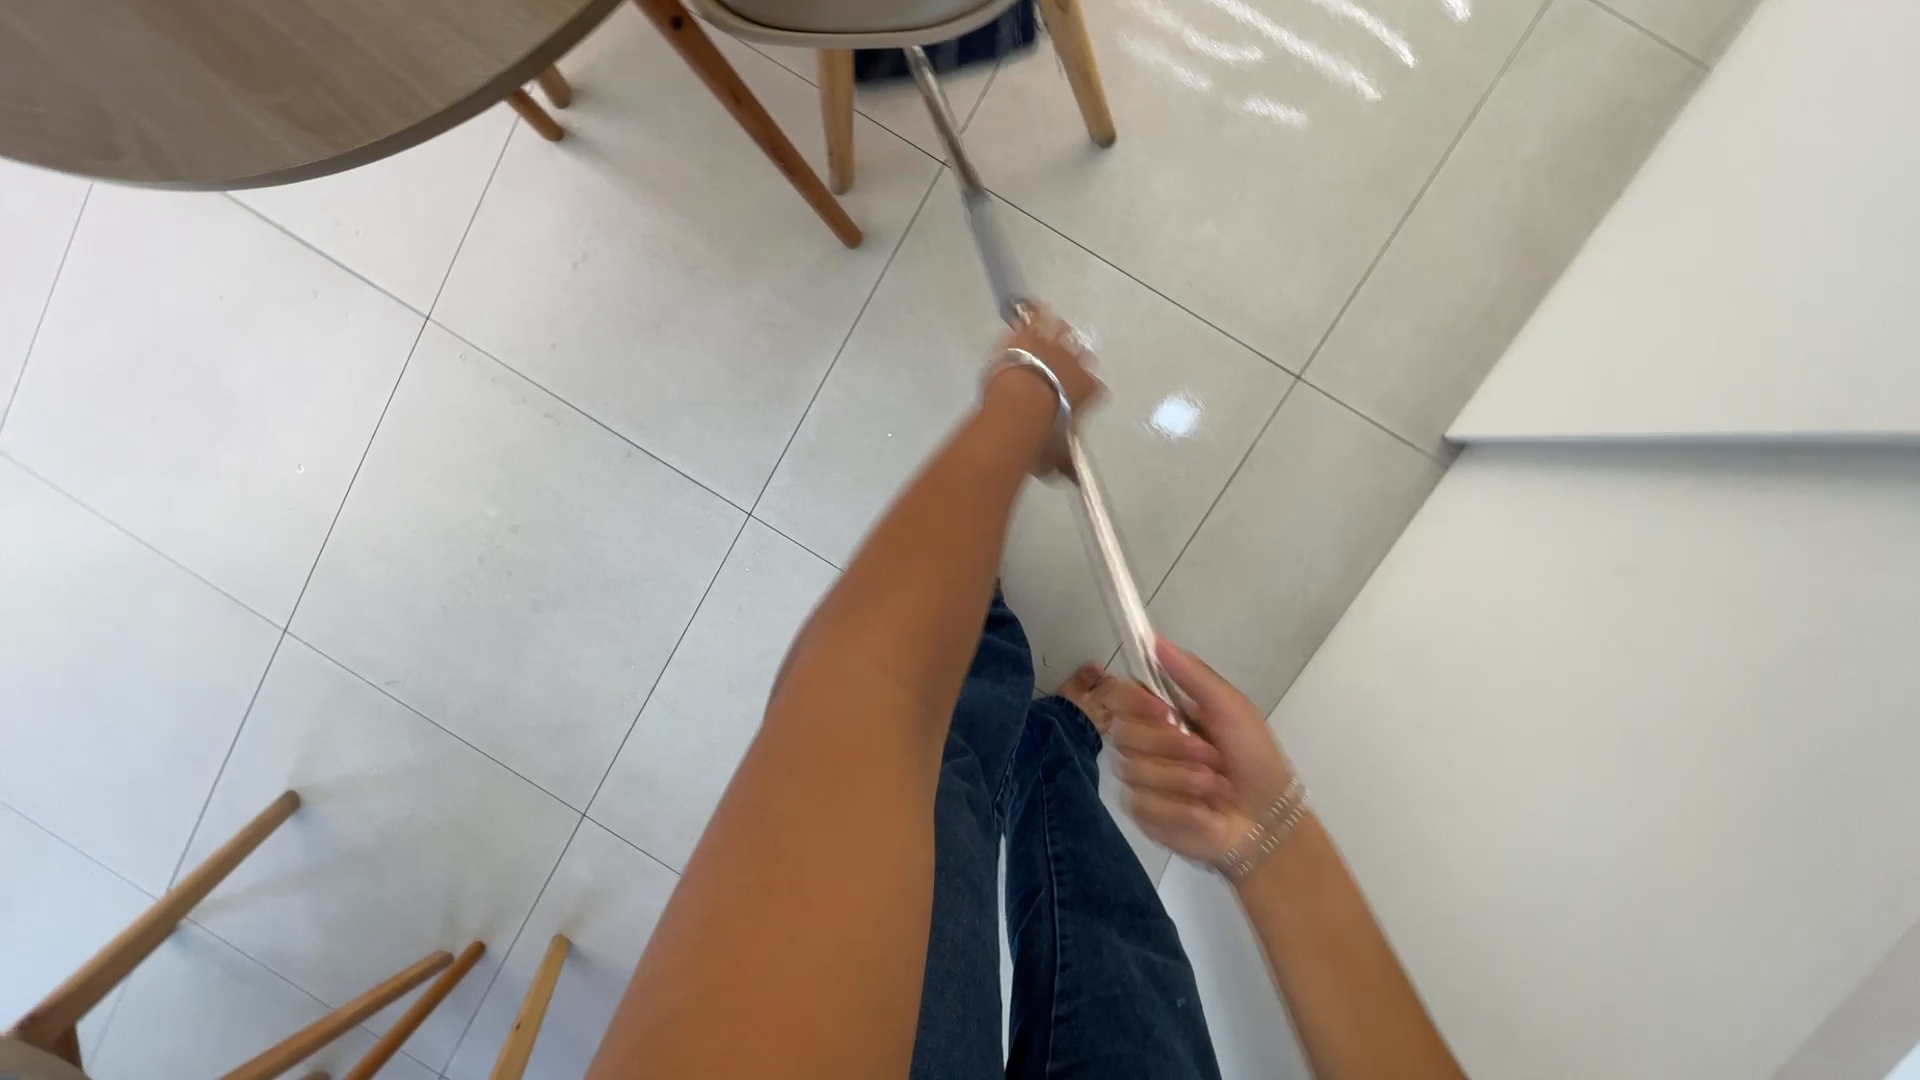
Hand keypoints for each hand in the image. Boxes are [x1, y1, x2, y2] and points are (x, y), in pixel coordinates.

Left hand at [984, 306, 1101, 477]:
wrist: (1018, 409)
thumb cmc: (1041, 435)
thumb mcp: (1056, 456)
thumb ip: (1063, 463)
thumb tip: (1071, 480)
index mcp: (1090, 390)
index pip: (1095, 388)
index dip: (1084, 392)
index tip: (1074, 396)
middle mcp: (1077, 363)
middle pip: (1081, 353)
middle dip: (1072, 358)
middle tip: (1059, 363)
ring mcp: (1052, 345)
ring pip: (1060, 330)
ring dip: (1055, 331)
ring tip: (1048, 329)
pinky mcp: (1028, 333)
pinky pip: (1034, 316)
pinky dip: (1031, 314)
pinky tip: (1027, 309)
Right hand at [1093, 641, 1295, 863]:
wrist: (1269, 821)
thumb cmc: (1254, 760)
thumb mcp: (1231, 709)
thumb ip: (1192, 674)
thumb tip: (1155, 639)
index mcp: (1161, 715)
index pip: (1120, 696)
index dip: (1133, 702)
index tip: (1164, 711)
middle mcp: (1144, 743)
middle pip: (1123, 733)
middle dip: (1171, 746)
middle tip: (1210, 756)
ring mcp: (1140, 780)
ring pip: (1133, 769)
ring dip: (1182, 778)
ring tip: (1215, 787)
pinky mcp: (1144, 813)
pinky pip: (1142, 803)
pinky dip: (1180, 807)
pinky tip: (1203, 812)